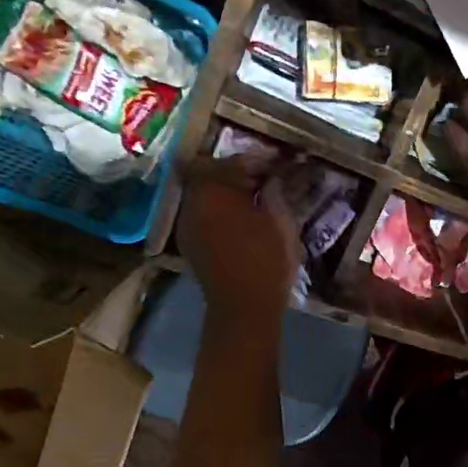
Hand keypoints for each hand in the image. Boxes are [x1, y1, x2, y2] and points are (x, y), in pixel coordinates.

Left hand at [177, 156, 301, 321]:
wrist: (243, 307)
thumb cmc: (266, 261)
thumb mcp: (281, 222)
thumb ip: (274, 193)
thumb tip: (272, 179)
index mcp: (214, 191)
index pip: (233, 161)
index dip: (257, 159)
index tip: (277, 162)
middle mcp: (193, 201)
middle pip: (210, 173)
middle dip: (236, 172)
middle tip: (263, 177)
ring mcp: (186, 222)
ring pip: (204, 193)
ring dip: (225, 190)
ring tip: (253, 197)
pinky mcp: (189, 242)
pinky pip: (202, 212)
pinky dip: (218, 208)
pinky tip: (239, 218)